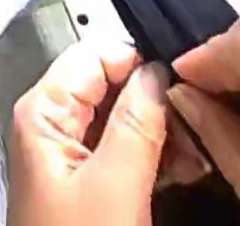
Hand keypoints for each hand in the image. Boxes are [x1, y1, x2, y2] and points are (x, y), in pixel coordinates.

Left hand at [8, 40, 207, 225]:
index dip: (138, 61)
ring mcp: (72, 153)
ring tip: (194, 150)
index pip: (95, 52)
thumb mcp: (114, 187)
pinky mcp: (90, 182)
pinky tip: (183, 165)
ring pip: (125, 114)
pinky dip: (157, 151)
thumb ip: (137, 120)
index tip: (178, 81)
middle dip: (156, 99)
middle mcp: (55, 123)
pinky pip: (127, 146)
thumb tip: (158, 69)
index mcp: (45, 111)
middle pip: (112, 82)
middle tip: (194, 120)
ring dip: (163, 127)